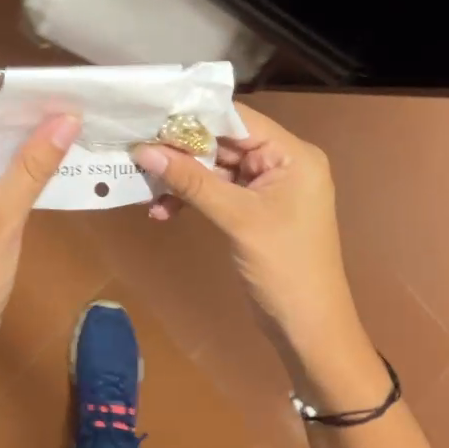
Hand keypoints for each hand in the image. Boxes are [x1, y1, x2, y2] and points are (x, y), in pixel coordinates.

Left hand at [0, 102, 79, 352]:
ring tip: (79, 129)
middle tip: (82, 107)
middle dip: (35, 118)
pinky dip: (28, 170)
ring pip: (1, 154)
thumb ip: (34, 165)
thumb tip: (67, 117)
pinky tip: (58, 166)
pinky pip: (2, 178)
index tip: (67, 88)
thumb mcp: (6, 216)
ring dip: (34, 144)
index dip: (25, 98)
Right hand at [131, 104, 360, 349]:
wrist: (309, 331)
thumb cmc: (284, 267)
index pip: (237, 118)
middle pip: (223, 141)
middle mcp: (281, 162)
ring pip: (214, 166)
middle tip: (139, 152)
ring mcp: (267, 186)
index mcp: (292, 154)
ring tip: (146, 186)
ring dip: (181, 177)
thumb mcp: (237, 219)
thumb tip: (143, 149)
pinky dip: (191, 198)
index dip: (194, 116)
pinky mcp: (253, 209)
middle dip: (182, 150)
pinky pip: (216, 190)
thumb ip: (191, 181)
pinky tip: (163, 211)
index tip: (151, 117)